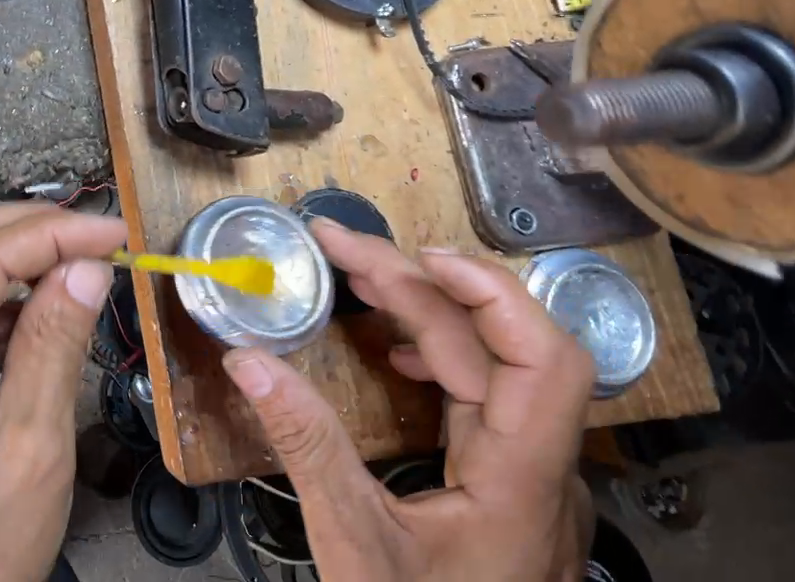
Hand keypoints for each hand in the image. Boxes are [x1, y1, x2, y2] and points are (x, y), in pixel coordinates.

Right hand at [222, 219, 595, 581]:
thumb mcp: (354, 546)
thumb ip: (308, 448)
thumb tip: (248, 358)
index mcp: (522, 482)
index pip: (546, 364)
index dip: (493, 294)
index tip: (417, 254)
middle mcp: (540, 469)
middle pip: (497, 348)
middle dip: (416, 285)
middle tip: (336, 248)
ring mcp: (526, 477)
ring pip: (487, 367)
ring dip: (424, 311)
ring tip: (356, 278)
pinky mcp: (504, 485)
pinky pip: (478, 395)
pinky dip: (434, 352)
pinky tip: (396, 352)